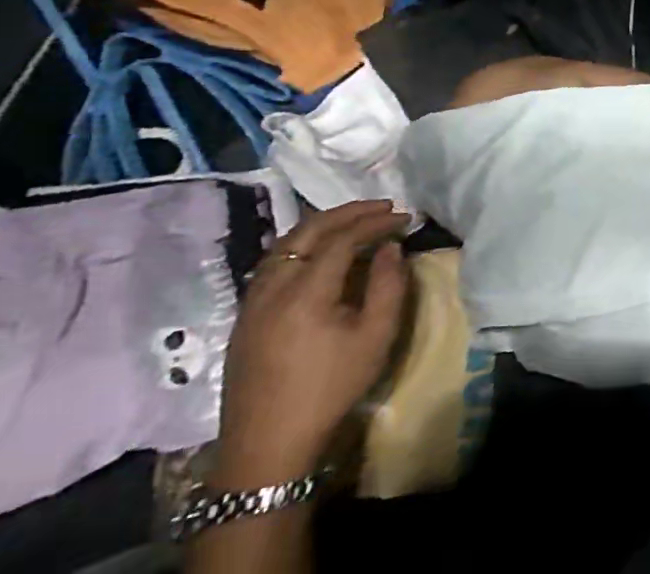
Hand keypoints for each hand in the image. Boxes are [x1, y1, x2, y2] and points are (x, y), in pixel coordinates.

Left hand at [214, 201, 408, 485]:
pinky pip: (273, 262)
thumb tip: (390, 249)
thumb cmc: (330, 388)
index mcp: (305, 292)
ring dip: (322, 225)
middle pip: (308, 231)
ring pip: (285, 244)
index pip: (342, 239)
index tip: (404, 217)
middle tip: (382, 206)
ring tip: (354, 221)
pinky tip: (319, 251)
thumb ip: (388, 286)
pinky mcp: (245, 315)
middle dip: (348, 213)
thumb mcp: (375, 338)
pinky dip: (302, 244)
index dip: (375, 223)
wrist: (268, 443)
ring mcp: (252, 301)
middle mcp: (272, 287)